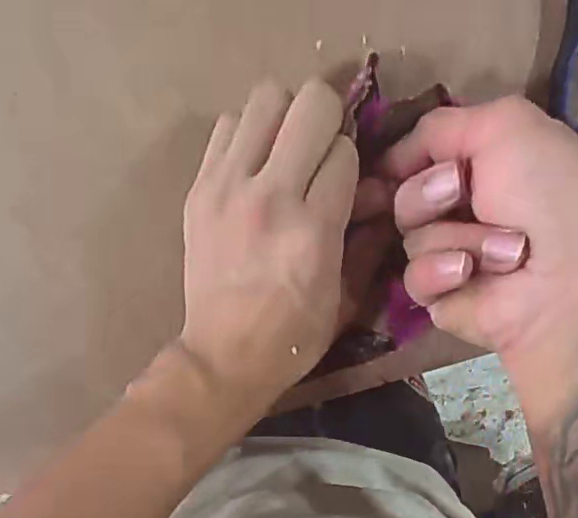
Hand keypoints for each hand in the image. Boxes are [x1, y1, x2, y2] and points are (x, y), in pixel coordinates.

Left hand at [177, 79, 358, 412]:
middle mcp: (269, 198)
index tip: (343, 187)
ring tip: (281, 158)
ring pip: (265, 99)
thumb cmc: (289, 340)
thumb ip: (364, 241)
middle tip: (316, 156)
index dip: (351, 165)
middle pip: (310, 102)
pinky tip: (251, 171)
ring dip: (282, 121)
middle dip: (325, 123)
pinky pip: (226, 128)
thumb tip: (378, 194)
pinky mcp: (198, 192)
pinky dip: (245, 137)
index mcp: (312, 229)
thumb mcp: (343, 301)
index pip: (345, 150)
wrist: (222, 358)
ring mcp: (227, 189)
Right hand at [378, 98, 577, 420]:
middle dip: (427, 193)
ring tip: (501, 251)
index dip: (404, 158)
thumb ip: (440, 126)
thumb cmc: (550, 196)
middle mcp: (464, 208)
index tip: (400, 164)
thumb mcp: (507, 126)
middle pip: (404, 195)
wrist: (566, 283)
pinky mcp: (440, 298)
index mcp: (486, 163)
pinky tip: (470, 276)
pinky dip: (441, 271)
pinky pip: (414, 277)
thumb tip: (391, 158)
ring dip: (454, 236)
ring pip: (410, 237)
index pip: (419, 155)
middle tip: (460, 195)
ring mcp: (450, 255)